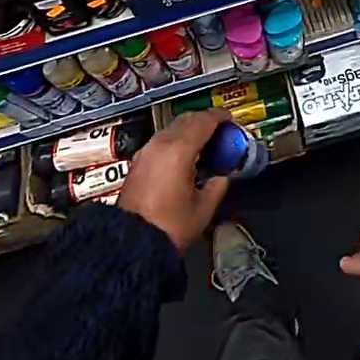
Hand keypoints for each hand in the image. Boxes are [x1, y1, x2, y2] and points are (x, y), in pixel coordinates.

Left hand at [117, 109, 228, 251]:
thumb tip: (223, 174)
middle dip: (205, 120)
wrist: (129, 243)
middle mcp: (161, 144)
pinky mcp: (138, 161)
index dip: (219, 116)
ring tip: (205, 140)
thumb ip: (219, 184)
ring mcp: (146, 151)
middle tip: (221, 129)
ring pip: (172, 127)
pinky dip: (177, 138)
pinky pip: (162, 138)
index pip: (203, 121)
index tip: (230, 118)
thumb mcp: (204, 207)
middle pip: (186, 119)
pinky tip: (185, 152)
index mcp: (180, 150)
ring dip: (190, 128)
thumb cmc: (171, 225)